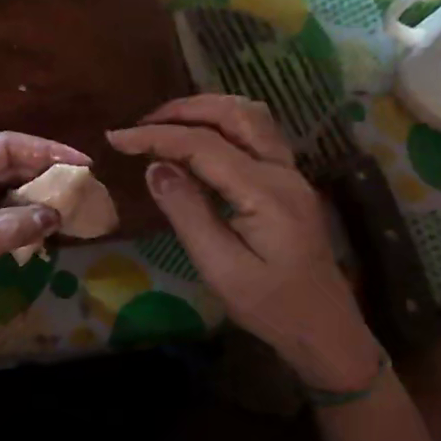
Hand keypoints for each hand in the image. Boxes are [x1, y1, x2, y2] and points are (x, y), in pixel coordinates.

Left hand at [0, 132, 89, 325]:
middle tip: (85, 191)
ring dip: (37, 199)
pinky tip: (45, 231)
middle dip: (46, 176)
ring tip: (74, 210)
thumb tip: (54, 215)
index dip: (46, 150)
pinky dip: (22, 221)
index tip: (83, 163)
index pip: (4, 147)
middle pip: (8, 167)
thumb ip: (7, 230)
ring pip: (5, 192)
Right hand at [108, 95, 379, 388]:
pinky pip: (256, 134)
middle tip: (139, 125)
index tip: (116, 138)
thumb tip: (155, 167)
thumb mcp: (220, 267)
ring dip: (204, 111)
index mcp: (265, 193)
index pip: (203, 146)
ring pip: (249, 117)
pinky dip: (221, 124)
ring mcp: (290, 174)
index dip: (156, 136)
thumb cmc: (269, 305)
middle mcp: (283, 172)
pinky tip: (197, 139)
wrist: (325, 329)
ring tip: (163, 125)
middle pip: (234, 114)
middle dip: (182, 110)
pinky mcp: (288, 183)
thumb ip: (187, 213)